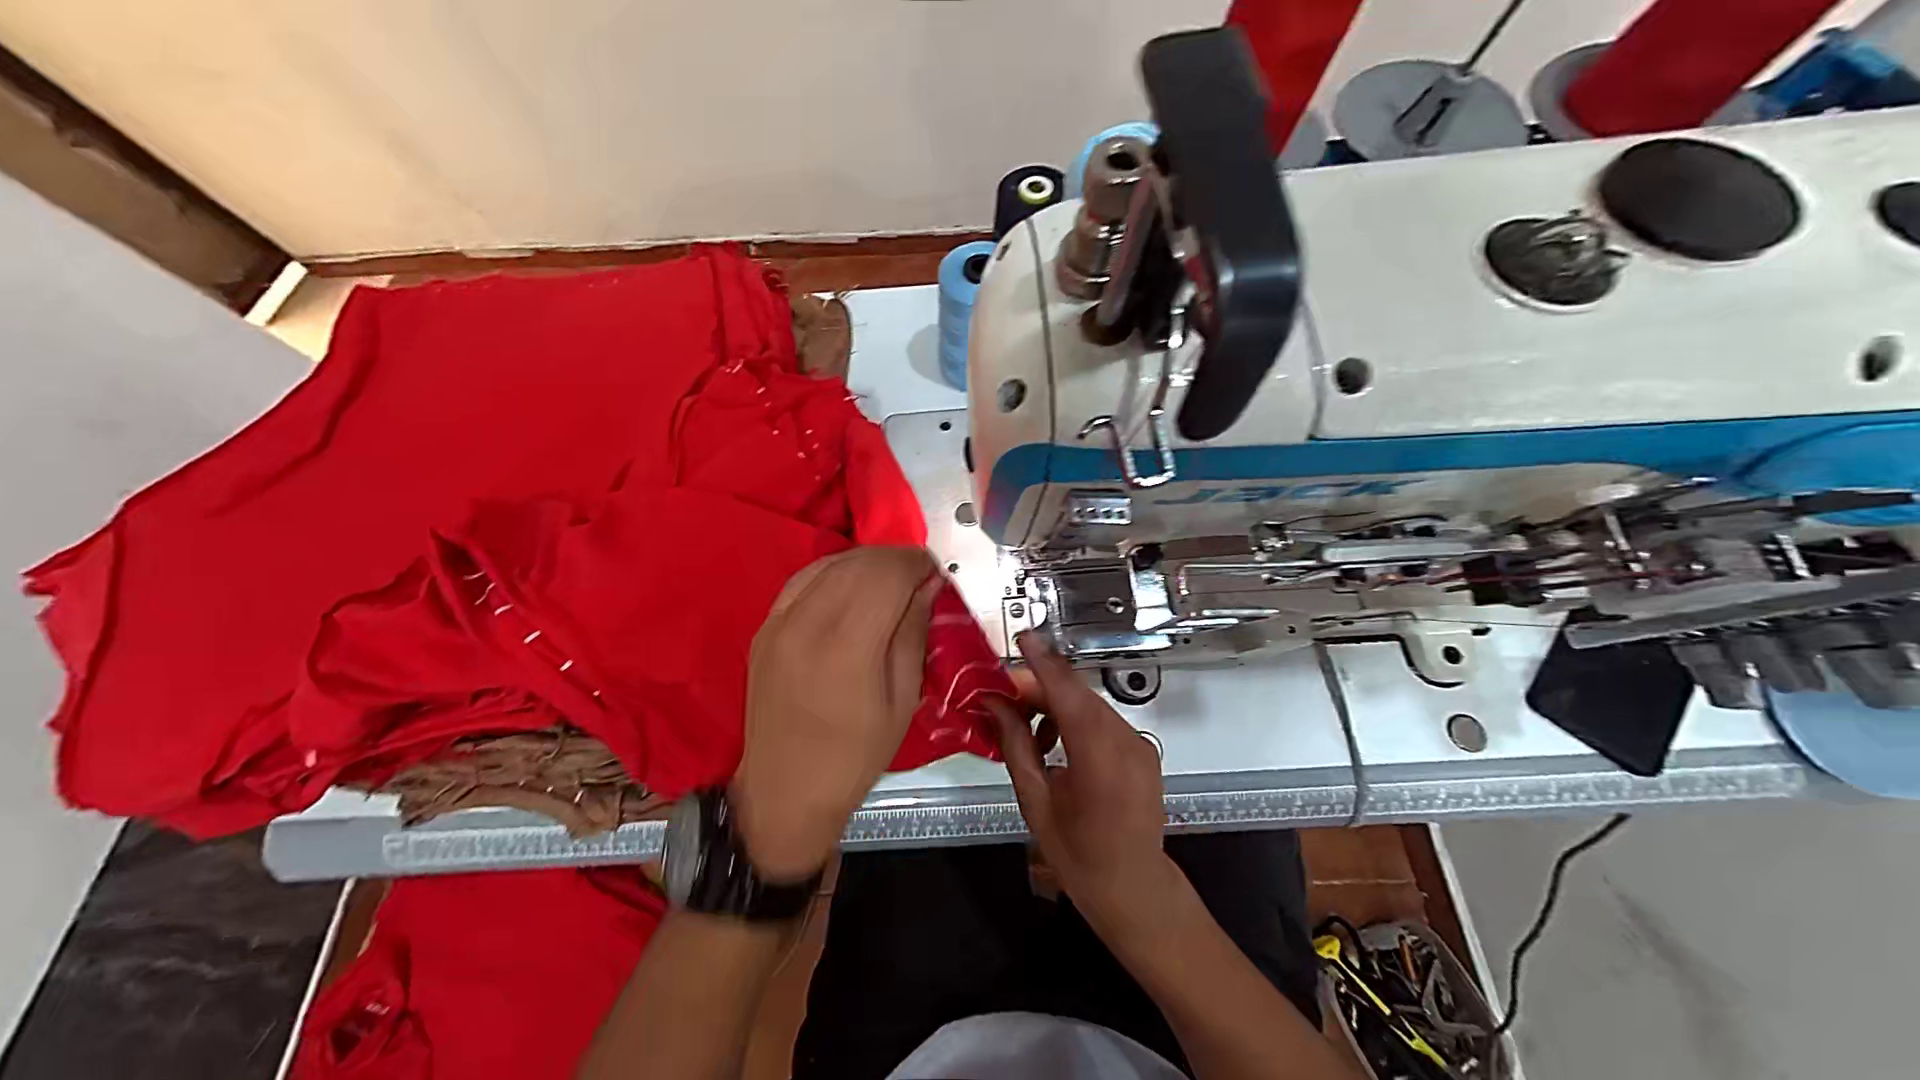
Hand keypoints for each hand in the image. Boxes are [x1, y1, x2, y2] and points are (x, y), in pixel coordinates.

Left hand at [731, 547, 940, 881]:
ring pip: (829, 563)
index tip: (935, 573)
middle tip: (919, 576)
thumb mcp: (903, 701)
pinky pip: (802, 579)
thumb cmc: (854, 757)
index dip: (916, 564)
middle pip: (858, 562)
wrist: (785, 790)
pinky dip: (834, 572)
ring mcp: (778, 623)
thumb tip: (927, 586)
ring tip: (889, 580)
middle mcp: (806, 624)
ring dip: (866, 562)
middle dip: (895, 560)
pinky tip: (851, 586)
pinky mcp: (764, 628)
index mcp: (847, 648)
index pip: (886, 574)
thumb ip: (914, 634)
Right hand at [988, 632, 1178, 940]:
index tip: (1023, 639)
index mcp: (1099, 757)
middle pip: (1077, 695)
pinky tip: (1056, 744)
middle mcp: (1126, 742)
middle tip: (1004, 695)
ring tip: (1027, 730)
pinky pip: (1104, 722)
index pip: (1068, 692)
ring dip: (1056, 706)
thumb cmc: (1079, 855)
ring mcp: (1139, 745)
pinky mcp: (1143, 751)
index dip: (1043, 662)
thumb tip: (994, 704)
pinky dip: (1076, 721)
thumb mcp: (1035, 801)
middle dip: (1039, 688)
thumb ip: (1015, 745)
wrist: (1134, 888)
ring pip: (1090, 706)